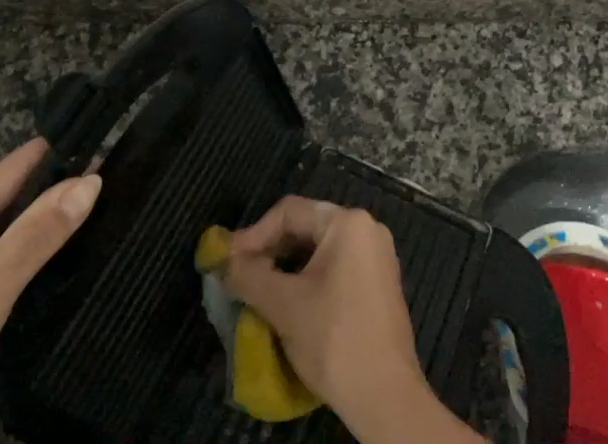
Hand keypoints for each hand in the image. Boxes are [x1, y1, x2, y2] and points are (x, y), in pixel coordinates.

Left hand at [0, 139, 100, 443]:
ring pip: (10, 233)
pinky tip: (69, 268)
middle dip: (62, 193)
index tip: (119, 152)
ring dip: (51, 228)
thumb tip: (88, 180)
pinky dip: (35, 261)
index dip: (63, 157)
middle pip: (13, 197)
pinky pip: (1, 265)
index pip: (13, 169)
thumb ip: (32, 241)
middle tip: (128, 193)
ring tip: (114, 221)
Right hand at [223, 196, 482, 443]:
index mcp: (348, 223)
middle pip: (305, 226)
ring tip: (258, 288)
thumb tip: (223, 263)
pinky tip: (288, 301)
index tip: (227, 260)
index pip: (288, 212)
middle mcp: (368, 230)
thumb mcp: (281, 304)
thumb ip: (247, 275)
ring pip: (319, 249)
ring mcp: (377, 257)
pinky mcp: (379, 284)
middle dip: (269, 250)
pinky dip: (308, 278)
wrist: (384, 394)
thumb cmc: (332, 338)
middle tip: (240, 273)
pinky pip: (336, 267)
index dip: (253, 234)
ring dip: (286, 266)